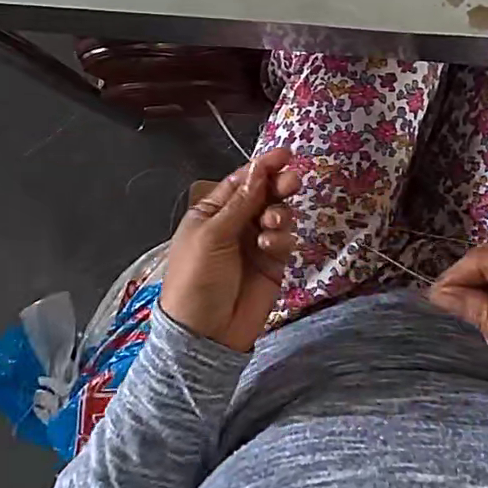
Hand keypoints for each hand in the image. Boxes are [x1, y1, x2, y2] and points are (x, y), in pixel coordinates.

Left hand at [159, 148, 299, 350]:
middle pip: (263, 195)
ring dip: (279, 213)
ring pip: (277, 215)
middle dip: (278, 186)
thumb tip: (259, 169)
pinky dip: (281, 238)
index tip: (285, 154)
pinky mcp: (272, 265)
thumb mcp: (212, 235)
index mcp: (212, 211)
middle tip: (291, 182)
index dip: (261, 167)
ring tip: (271, 223)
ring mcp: (254, 244)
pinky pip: (284, 241)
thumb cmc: (196, 277)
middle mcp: (234, 224)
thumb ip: (240, 203)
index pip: (240, 182)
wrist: (205, 333)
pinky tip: (270, 246)